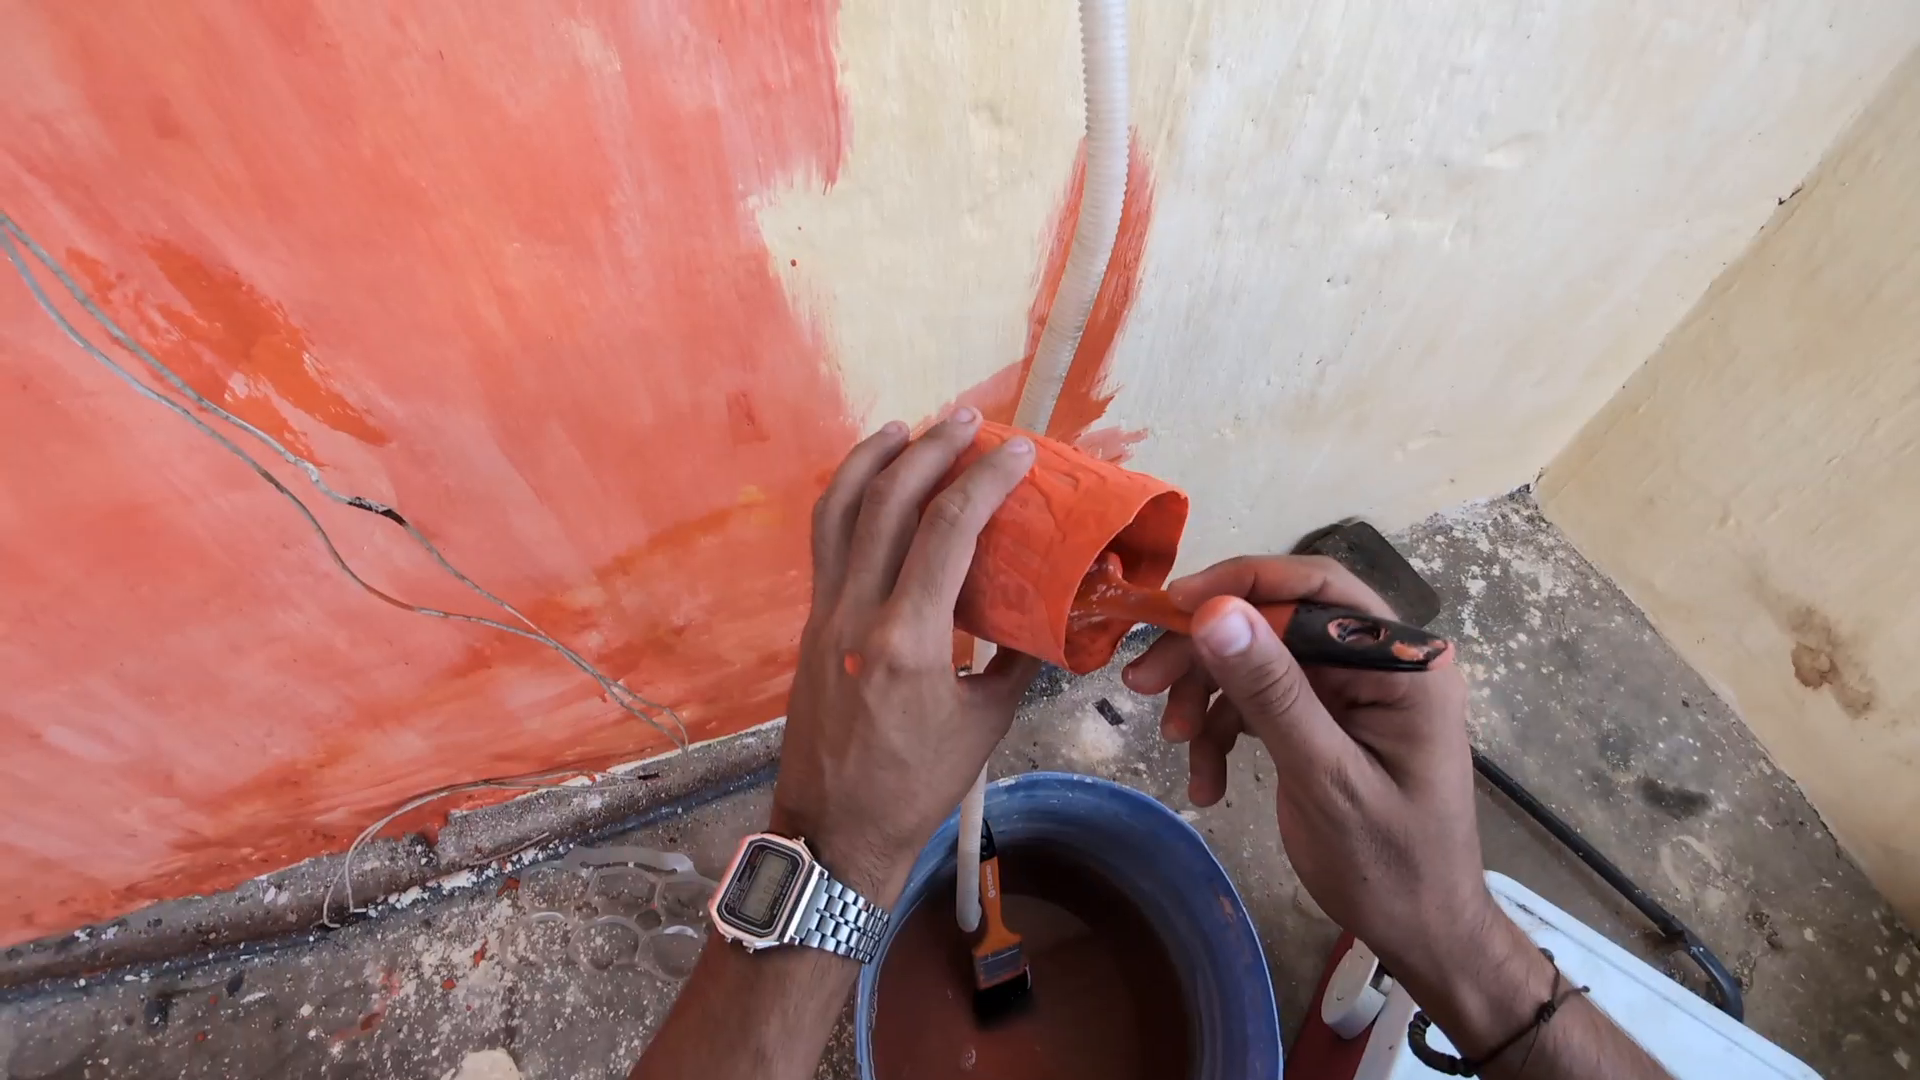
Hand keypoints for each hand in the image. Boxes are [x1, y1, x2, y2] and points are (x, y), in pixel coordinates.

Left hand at [770, 408, 1041, 905]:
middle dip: (931, 450)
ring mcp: (824, 611)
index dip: (986, 480)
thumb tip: (1046, 613)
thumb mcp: (986, 723)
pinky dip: (847, 497)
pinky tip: (869, 483)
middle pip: (888, 503)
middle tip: (967, 421)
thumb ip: (1016, 659)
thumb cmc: (918, 785)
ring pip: (838, 510)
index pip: (948, 532)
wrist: (834, 828)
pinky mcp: (810, 619)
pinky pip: (824, 540)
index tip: (1018, 451)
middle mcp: (857, 610)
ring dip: (873, 459)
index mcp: (909, 639)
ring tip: (906, 428)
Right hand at [1121, 556, 1494, 984]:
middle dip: (1204, 652)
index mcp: (1399, 661)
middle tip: (1142, 681)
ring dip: (1202, 697)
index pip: (1316, 586)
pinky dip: (1218, 732)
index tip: (1174, 606)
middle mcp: (1371, 661)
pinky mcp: (1315, 715)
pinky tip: (1206, 780)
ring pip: (1250, 659)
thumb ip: (1272, 690)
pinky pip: (1251, 701)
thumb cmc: (1390, 863)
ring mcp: (1341, 688)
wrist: (1418, 935)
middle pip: (1270, 622)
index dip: (1241, 583)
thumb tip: (1213, 611)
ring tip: (1175, 743)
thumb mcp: (1325, 775)